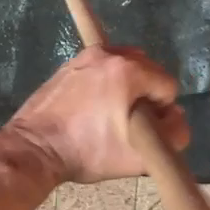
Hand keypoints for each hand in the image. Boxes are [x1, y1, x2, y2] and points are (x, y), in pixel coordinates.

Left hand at [3, 46, 190, 182]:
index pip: (167, 85)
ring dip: (125, 87)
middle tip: (127, 123)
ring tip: (109, 116)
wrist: (35, 148)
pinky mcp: (68, 65)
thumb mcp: (140, 155)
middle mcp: (108, 54)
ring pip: (123, 66)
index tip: (144, 129)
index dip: (162, 111)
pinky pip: (100, 68)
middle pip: (147, 70)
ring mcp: (85, 57)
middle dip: (145, 95)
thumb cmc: (88, 151)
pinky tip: (92, 108)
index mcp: (129, 70)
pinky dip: (104, 83)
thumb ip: (174, 135)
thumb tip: (174, 117)